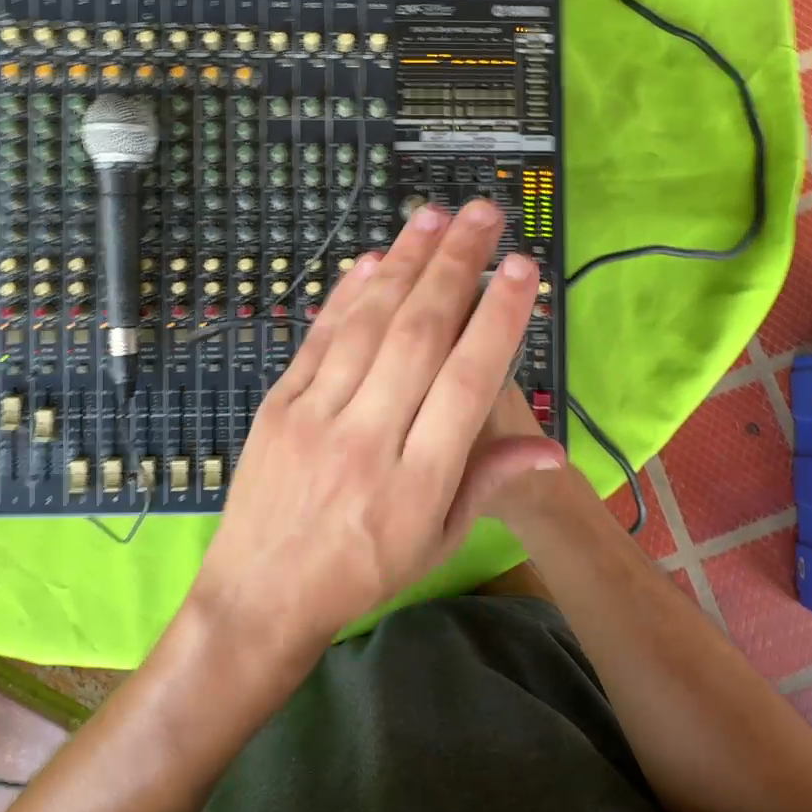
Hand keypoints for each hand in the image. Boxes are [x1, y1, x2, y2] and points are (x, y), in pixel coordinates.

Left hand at [189, 199, 554, 651]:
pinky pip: (318, 339)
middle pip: (418, 336)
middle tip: (483, 216)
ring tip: (434, 216)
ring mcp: (316, 416)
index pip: (467, 382)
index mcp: (418, 481)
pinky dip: (346, 294)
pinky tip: (371, 257)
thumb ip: (488, 483)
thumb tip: (551, 448)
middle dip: (455, 267)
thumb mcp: (437, 544)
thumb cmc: (361, 574)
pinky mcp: (278, 405)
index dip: (497, 318)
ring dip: (403, 263)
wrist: (261, 595)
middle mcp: (368, 438)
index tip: (520, 269)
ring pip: (368, 325)